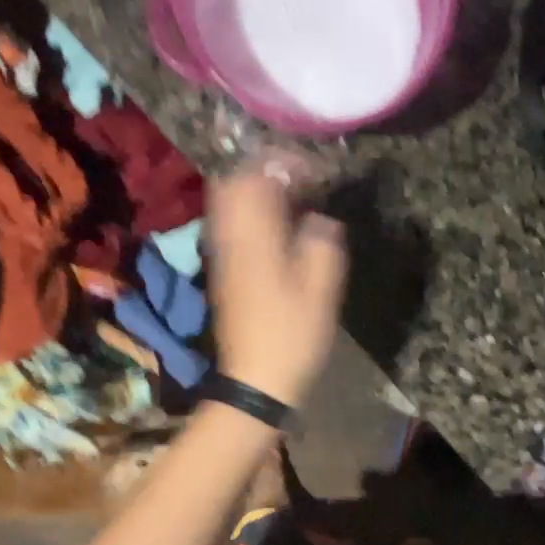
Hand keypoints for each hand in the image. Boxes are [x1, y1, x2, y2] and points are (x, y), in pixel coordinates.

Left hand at [207, 157, 348, 406]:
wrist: (255, 382)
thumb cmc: (292, 335)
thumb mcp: (321, 288)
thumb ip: (323, 240)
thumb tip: (321, 217)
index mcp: (253, 234)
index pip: (258, 173)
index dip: (287, 162)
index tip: (318, 172)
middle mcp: (229, 235)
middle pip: (234, 181)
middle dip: (266, 172)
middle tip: (301, 181)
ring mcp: (222, 254)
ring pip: (229, 203)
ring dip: (258, 194)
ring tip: (293, 203)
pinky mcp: (224, 272)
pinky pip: (232, 226)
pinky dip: (253, 217)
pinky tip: (280, 232)